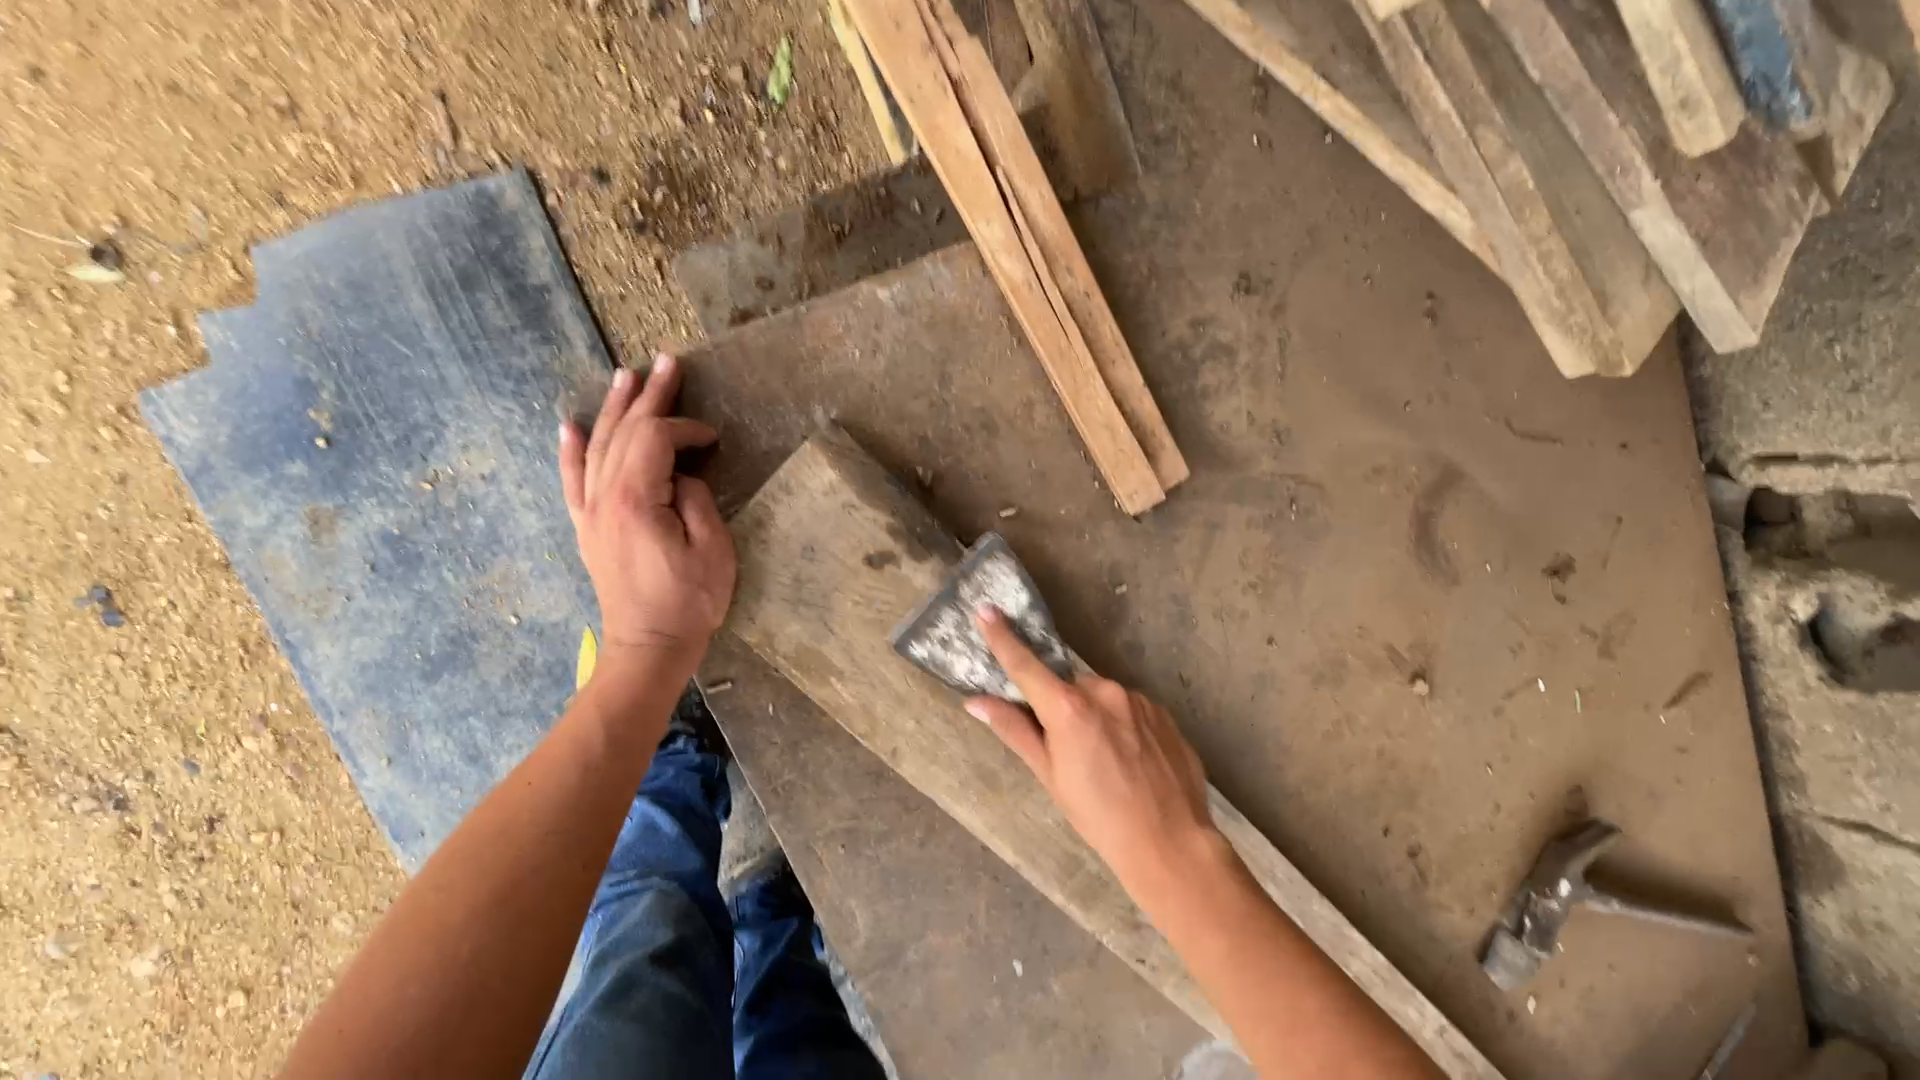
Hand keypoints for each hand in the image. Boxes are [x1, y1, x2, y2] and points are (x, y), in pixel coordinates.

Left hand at [560, 354, 735, 675]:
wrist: (648, 647)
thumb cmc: (689, 603)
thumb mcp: (713, 552)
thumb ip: (697, 502)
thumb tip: (680, 478)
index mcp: (636, 499)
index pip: (655, 439)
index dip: (685, 427)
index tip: (713, 438)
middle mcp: (604, 497)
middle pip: (624, 432)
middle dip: (649, 396)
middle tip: (668, 362)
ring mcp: (590, 512)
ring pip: (597, 446)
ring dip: (614, 409)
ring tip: (627, 376)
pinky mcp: (587, 527)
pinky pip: (572, 480)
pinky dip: (570, 450)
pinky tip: (570, 424)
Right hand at [966, 608, 1218, 890]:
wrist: (1169, 841)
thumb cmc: (1099, 816)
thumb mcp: (1050, 776)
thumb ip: (1015, 731)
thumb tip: (976, 702)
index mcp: (1069, 708)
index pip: (1025, 665)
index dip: (1002, 637)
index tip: (985, 610)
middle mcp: (1104, 692)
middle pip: (1069, 686)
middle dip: (1063, 708)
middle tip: (1069, 749)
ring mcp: (1139, 700)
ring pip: (1103, 698)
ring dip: (1096, 717)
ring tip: (1107, 762)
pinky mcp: (1164, 712)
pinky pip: (1131, 709)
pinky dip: (1123, 726)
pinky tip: (1131, 761)